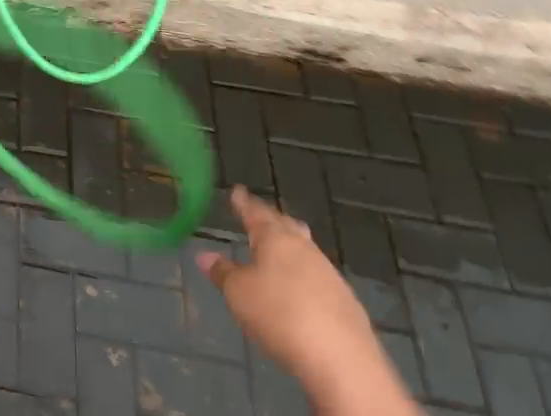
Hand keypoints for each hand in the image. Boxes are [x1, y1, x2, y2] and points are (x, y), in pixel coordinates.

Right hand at [196, 188, 398, 397]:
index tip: (238, 191)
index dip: (245, 203)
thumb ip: (222, 272)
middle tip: (259, 216)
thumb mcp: (238, 292)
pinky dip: (303, 275)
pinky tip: (298, 288)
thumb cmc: (279, 314)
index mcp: (277, 239)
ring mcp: (330, 276)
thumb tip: (205, 255)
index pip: (257, 213)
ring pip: (306, 252)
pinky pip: (318, 277)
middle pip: (288, 227)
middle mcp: (306, 250)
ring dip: (290, 249)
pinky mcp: (345, 303)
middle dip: (272, 220)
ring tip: (276, 252)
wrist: (341, 360)